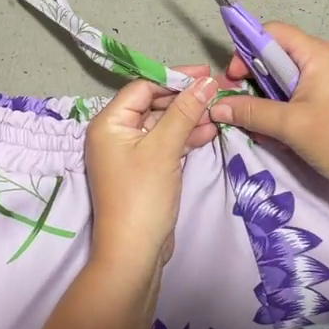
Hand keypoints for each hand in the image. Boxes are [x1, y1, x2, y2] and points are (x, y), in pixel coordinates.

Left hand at [84, 75, 218, 274]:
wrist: (134, 254)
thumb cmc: (142, 196)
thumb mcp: (164, 148)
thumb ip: (184, 112)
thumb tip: (205, 82)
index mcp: (109, 123)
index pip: (143, 87)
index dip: (174, 78)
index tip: (206, 74)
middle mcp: (116, 133)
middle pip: (153, 103)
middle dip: (185, 98)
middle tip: (218, 91)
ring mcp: (131, 153)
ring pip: (162, 124)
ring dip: (189, 117)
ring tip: (219, 110)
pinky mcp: (146, 170)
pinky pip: (166, 143)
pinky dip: (186, 137)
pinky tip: (210, 131)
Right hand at [211, 22, 328, 192]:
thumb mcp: (290, 126)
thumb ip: (251, 112)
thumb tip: (217, 107)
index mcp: (318, 55)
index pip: (273, 32)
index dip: (247, 50)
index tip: (234, 79)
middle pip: (281, 55)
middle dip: (256, 79)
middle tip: (241, 106)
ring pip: (292, 79)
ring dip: (271, 99)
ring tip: (262, 127)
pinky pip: (306, 93)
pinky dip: (289, 108)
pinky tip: (283, 134)